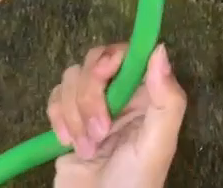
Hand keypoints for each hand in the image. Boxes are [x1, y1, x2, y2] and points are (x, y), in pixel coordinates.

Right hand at [49, 44, 185, 187]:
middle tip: (99, 131)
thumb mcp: (157, 146)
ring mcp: (92, 104)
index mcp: (146, 94)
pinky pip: (55, 96)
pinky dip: (58, 118)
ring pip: (72, 76)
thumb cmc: (132, 185)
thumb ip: (167, 100)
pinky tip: (67, 144)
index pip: (128, 53)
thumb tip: (160, 49)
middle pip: (96, 60)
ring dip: (75, 114)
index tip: (106, 72)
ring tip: (87, 149)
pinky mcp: (68, 117)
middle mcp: (120, 93)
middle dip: (91, 95)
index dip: (113, 56)